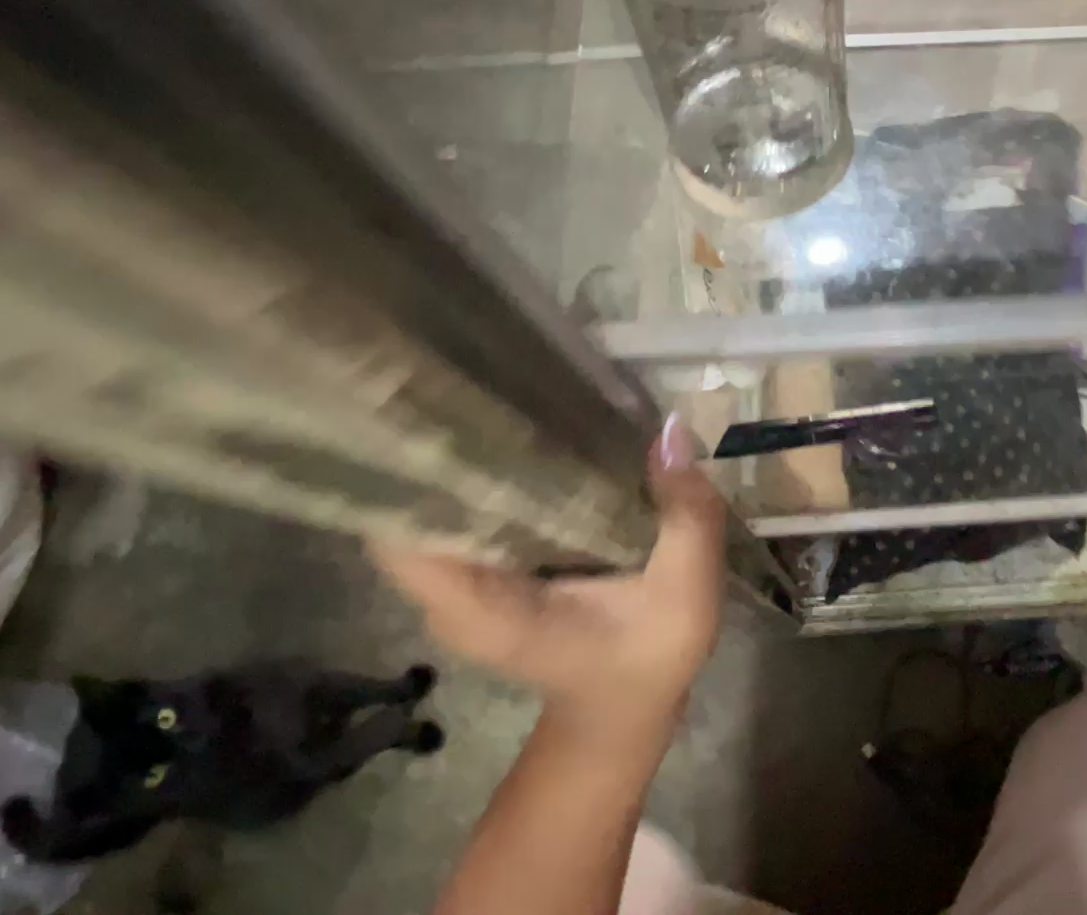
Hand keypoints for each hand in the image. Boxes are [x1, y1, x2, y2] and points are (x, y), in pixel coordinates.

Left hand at [374, 414, 725, 738]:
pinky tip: (521, 433)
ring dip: (460, 450)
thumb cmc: (648, 661)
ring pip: (433, 500)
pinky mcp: (479, 569)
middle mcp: (449, 593)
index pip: (400, 532)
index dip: (408, 466)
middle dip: (437, 440)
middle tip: (483, 375)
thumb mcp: (686, 595)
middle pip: (410, 501)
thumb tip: (671, 430)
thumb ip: (686, 517)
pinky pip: (461, 508)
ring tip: (501, 390)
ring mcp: (458, 582)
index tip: (437, 405)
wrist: (623, 710)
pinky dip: (483, 471)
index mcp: (481, 606)